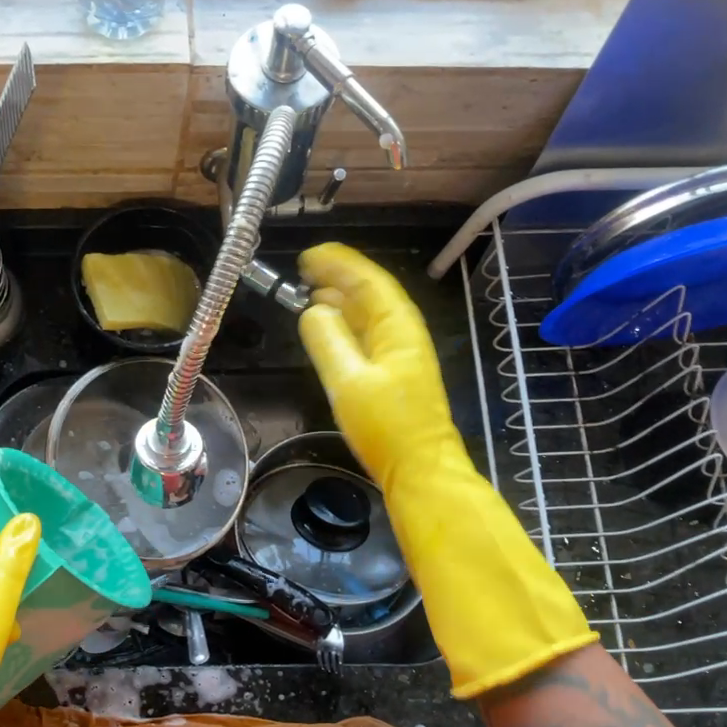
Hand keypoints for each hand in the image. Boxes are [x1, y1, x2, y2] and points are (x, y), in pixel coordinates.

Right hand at [297, 243, 596, 697]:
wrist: (421, 471)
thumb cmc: (388, 427)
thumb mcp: (349, 382)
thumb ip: (327, 342)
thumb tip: (312, 311)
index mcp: (397, 327)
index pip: (368, 280)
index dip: (338, 263)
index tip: (308, 254)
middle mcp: (402, 334)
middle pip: (370, 293)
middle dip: (338, 277)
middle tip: (304, 269)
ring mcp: (400, 355)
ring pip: (369, 315)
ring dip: (342, 300)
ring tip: (312, 291)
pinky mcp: (394, 376)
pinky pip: (367, 337)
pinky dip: (346, 326)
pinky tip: (331, 330)